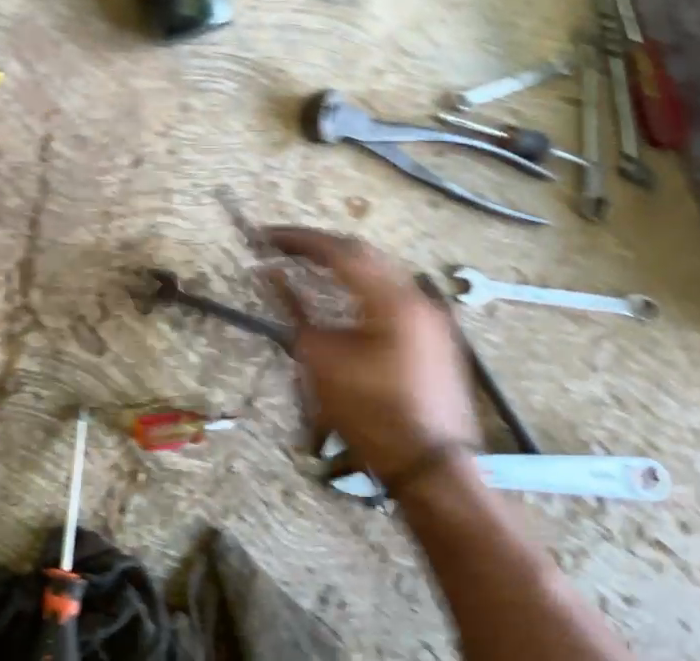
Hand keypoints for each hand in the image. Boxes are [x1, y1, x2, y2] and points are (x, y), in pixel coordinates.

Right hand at [264, 227, 479, 481]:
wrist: (429, 464)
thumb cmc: (368, 410)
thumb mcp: (319, 357)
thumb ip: (293, 308)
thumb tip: (269, 276)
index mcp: (391, 299)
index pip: (339, 250)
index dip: (297, 239)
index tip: (264, 236)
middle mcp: (417, 299)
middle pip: (364, 254)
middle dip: (320, 246)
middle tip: (282, 246)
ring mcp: (432, 319)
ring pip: (381, 272)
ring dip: (342, 264)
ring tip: (305, 266)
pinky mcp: (435, 338)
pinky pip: (393, 293)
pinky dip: (360, 284)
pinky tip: (340, 296)